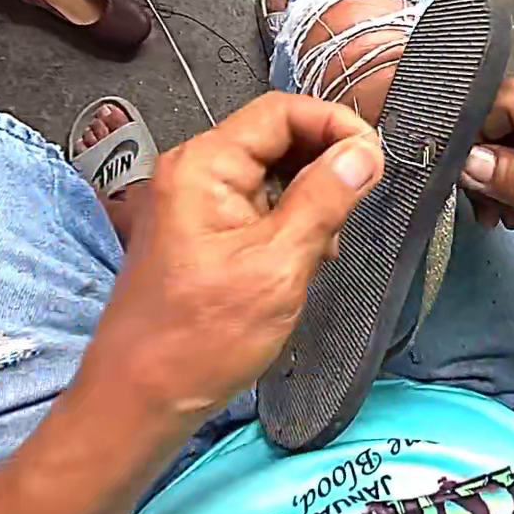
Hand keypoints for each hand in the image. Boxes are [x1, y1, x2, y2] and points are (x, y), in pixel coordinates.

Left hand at [85, 92, 384, 417]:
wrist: (139, 401)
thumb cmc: (202, 339)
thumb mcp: (278, 265)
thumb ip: (325, 200)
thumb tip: (365, 153)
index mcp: (205, 166)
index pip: (280, 111)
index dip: (334, 123)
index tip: (374, 156)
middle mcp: (196, 170)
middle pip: (277, 137)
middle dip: (325, 162)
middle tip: (360, 199)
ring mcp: (197, 198)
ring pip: (273, 169)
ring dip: (312, 193)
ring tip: (332, 238)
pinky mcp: (204, 226)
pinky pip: (260, 200)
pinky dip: (293, 216)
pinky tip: (310, 250)